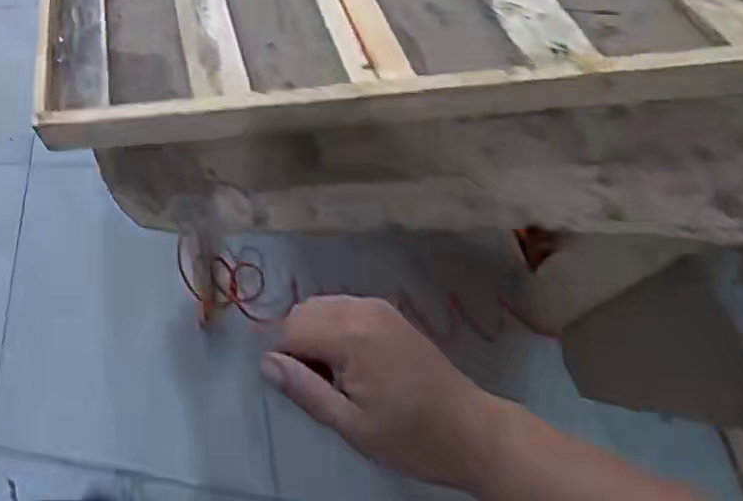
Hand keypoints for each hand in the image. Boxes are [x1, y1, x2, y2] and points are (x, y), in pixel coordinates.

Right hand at [260, 295, 501, 489]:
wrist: (476, 434)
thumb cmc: (413, 438)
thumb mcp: (353, 427)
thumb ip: (305, 391)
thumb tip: (266, 363)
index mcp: (350, 335)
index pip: (289, 331)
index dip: (284, 359)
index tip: (300, 388)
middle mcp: (358, 309)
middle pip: (301, 314)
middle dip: (298, 345)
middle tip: (321, 386)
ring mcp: (373, 305)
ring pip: (318, 307)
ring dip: (313, 334)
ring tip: (338, 376)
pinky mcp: (385, 310)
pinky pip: (339, 307)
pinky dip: (332, 327)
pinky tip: (352, 360)